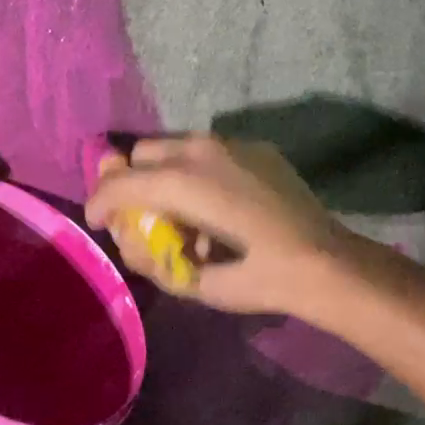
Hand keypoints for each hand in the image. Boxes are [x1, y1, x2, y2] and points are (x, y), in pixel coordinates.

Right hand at [86, 135, 354, 315]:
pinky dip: (195, 172)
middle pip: (143, 154)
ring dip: (163, 174)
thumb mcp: (194, 281)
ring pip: (175, 146)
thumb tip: (132, 239)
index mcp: (183, 181)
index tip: (97, 220)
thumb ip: (152, 257)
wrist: (328, 262)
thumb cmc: (260, 279)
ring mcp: (232, 143)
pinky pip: (208, 151)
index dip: (100, 201)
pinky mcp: (255, 147)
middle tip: (136, 215)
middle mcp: (202, 149)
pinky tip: (213, 205)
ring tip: (179, 213)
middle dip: (131, 182)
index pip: (122, 182)